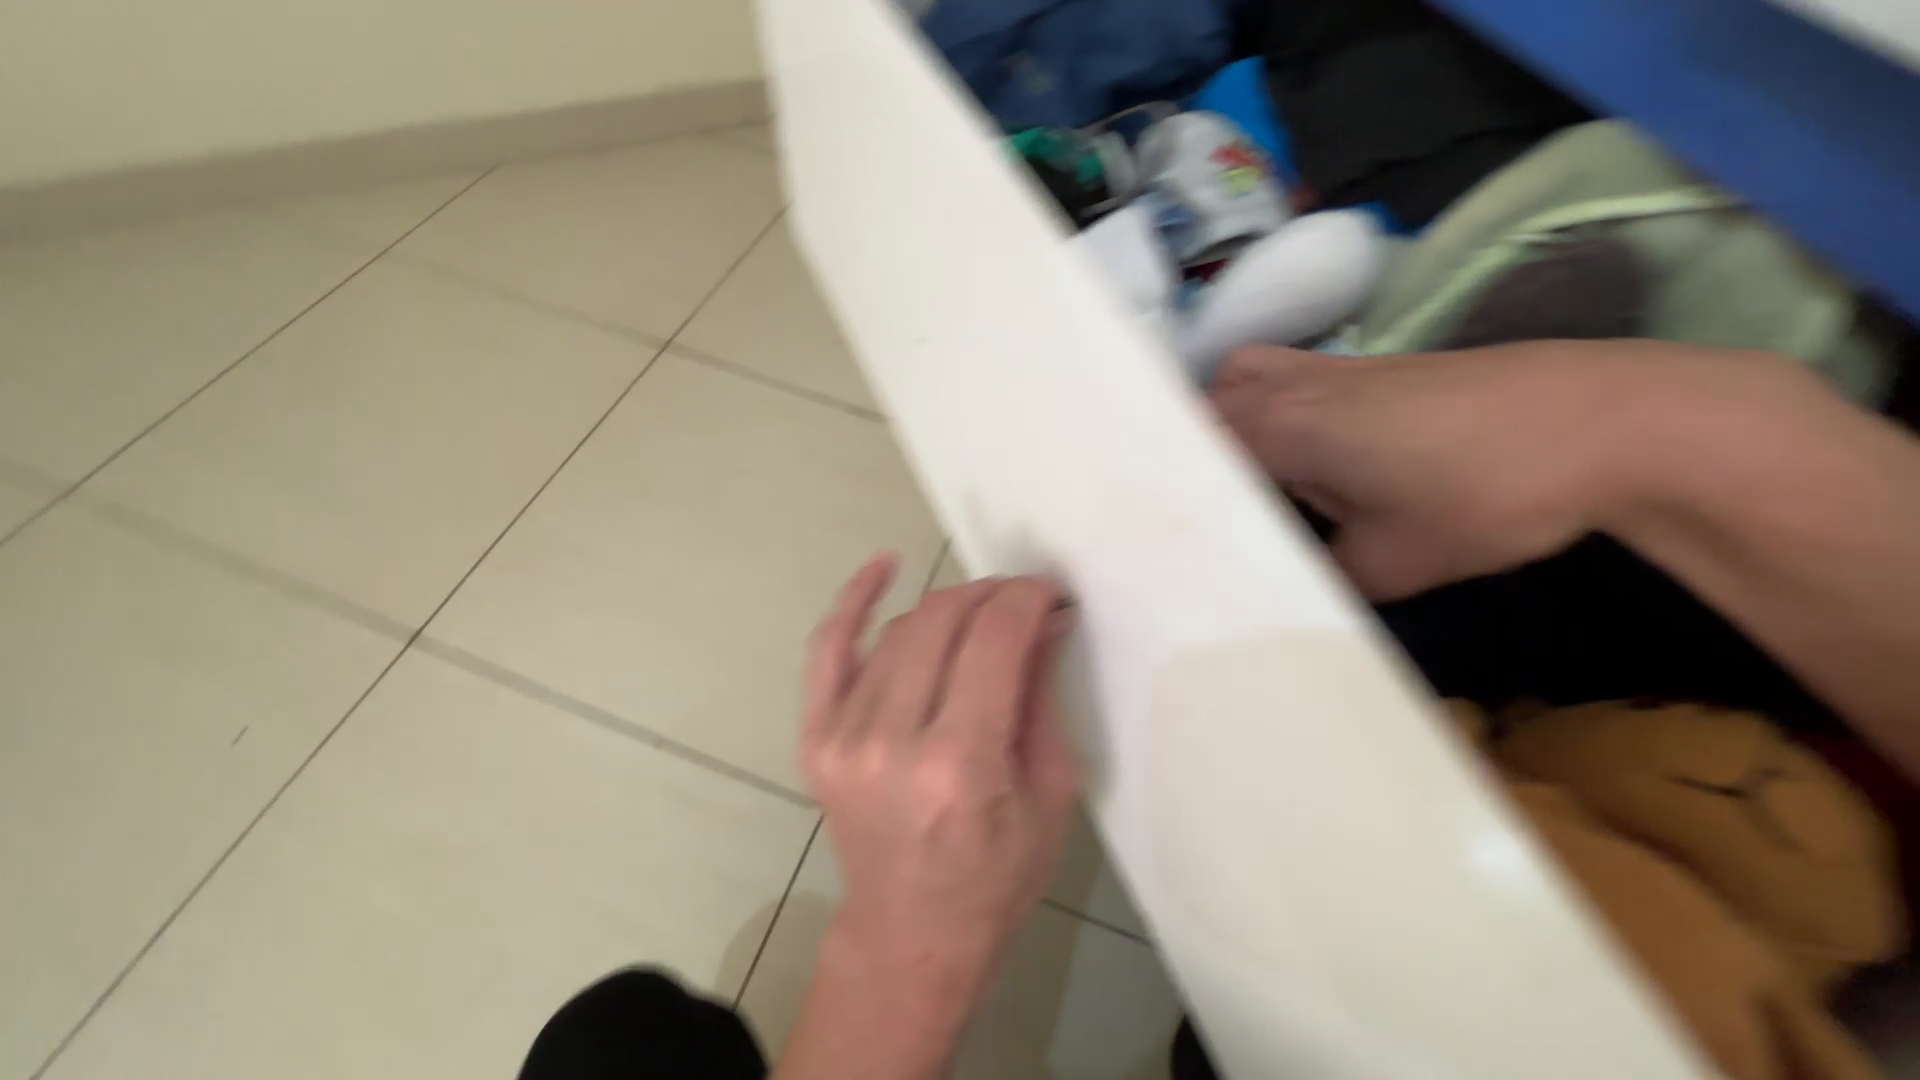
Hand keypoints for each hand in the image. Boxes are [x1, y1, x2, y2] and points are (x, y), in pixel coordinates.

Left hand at [801, 555, 1079, 1003]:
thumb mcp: (1049, 796)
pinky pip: (827, 648)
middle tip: (1020, 602)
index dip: (1027, 600)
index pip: (994, 640)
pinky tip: (883, 564)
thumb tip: (1044, 621)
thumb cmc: (996, 877)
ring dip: (946, 607)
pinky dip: (854, 599)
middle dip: (991, 596)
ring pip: (898, 630)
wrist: (910, 932)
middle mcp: (891, 741)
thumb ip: (1040, 698)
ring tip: (978, 614)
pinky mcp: (814, 738)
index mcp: (959, 763)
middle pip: (942, 622)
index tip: (1050, 594)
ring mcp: (842, 737)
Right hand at [1209, 340, 1834, 599]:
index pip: (1190, 453)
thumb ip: (1319, 574)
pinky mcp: (1366, 367)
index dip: (1168, 491)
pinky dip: (1260, 404)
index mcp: (1280, 429)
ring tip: (1229, 479)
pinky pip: (1279, 374)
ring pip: (1236, 381)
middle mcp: (1288, 388)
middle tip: (1185, 516)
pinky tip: (1294, 452)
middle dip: (1183, 459)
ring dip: (1219, 422)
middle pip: (1201, 411)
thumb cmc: (1487, 494)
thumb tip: (1282, 582)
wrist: (1605, 423)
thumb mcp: (1393, 562)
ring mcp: (1327, 368)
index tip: (1158, 535)